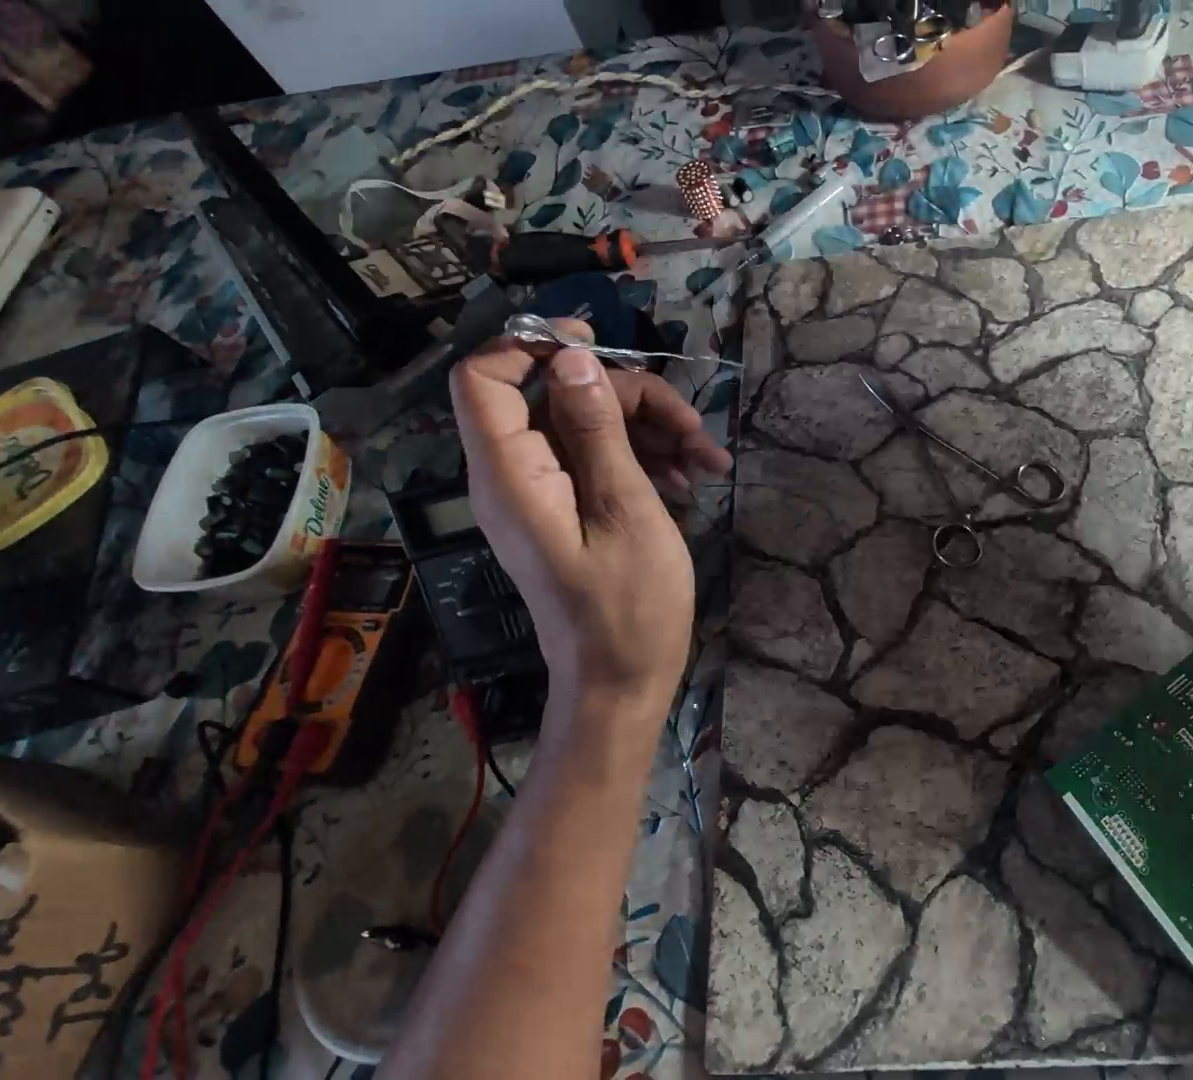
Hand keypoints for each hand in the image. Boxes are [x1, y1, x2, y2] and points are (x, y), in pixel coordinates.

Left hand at [450, 319, 731, 740]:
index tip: (600, 345)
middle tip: (695, 429)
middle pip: (555, 396)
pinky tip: (691, 481)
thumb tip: (575, 359)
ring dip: (651, 430)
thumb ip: (598, 432)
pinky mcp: (568, 509)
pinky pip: (597, 460)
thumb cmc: (629, 608)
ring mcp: (543, 493)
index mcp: (511, 475)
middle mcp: (514, 476)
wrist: (622, 683)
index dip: (532, 346)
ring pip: (587, 425)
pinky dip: (645, 459)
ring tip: (707, 463)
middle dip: (629, 399)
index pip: (484, 379)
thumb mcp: (628, 512)